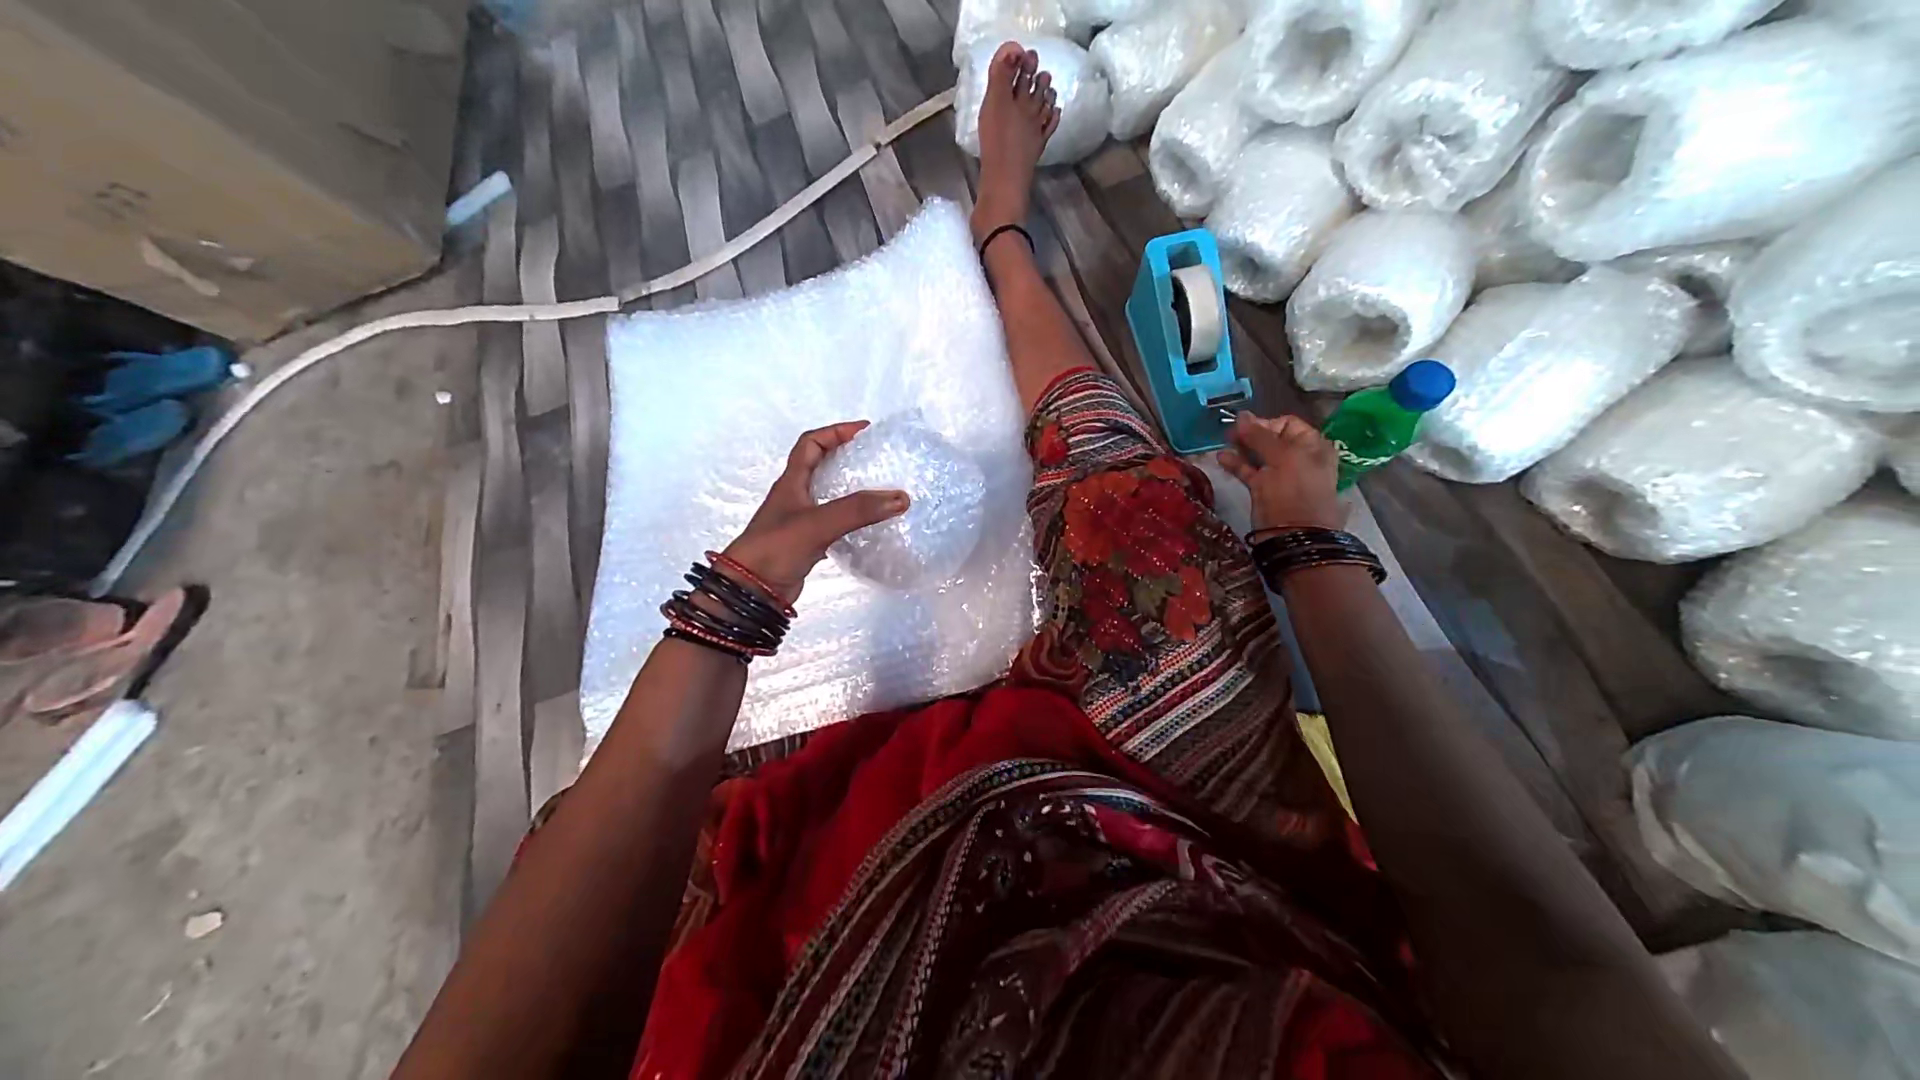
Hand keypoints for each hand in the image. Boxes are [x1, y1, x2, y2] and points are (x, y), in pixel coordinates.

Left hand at [722, 422, 908, 603]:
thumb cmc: (777, 547)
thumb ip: (858, 509)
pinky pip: (833, 524)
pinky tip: (869, 527)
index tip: (864, 431)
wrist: (752, 591)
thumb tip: (901, 497)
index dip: (836, 432)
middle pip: (820, 466)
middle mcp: (795, 497)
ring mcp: (799, 522)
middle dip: (847, 457)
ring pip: (828, 496)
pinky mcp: (806, 544)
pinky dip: (851, 520)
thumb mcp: (818, 522)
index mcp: (791, 482)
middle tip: (877, 459)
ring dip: (851, 490)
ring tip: (879, 490)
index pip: (811, 444)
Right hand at [1218, 411, 1345, 533]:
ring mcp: (1281, 476)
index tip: (1244, 426)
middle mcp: (1298, 458)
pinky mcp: (1265, 491)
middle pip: (1271, 439)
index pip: (1287, 424)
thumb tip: (1241, 415)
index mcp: (1312, 446)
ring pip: (1259, 455)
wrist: (1293, 534)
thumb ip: (1259, 435)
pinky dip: (1237, 465)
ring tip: (1223, 443)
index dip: (1265, 422)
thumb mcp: (1281, 458)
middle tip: (1229, 433)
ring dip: (1241, 448)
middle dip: (1250, 435)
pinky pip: (1250, 472)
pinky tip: (1221, 458)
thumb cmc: (1293, 490)